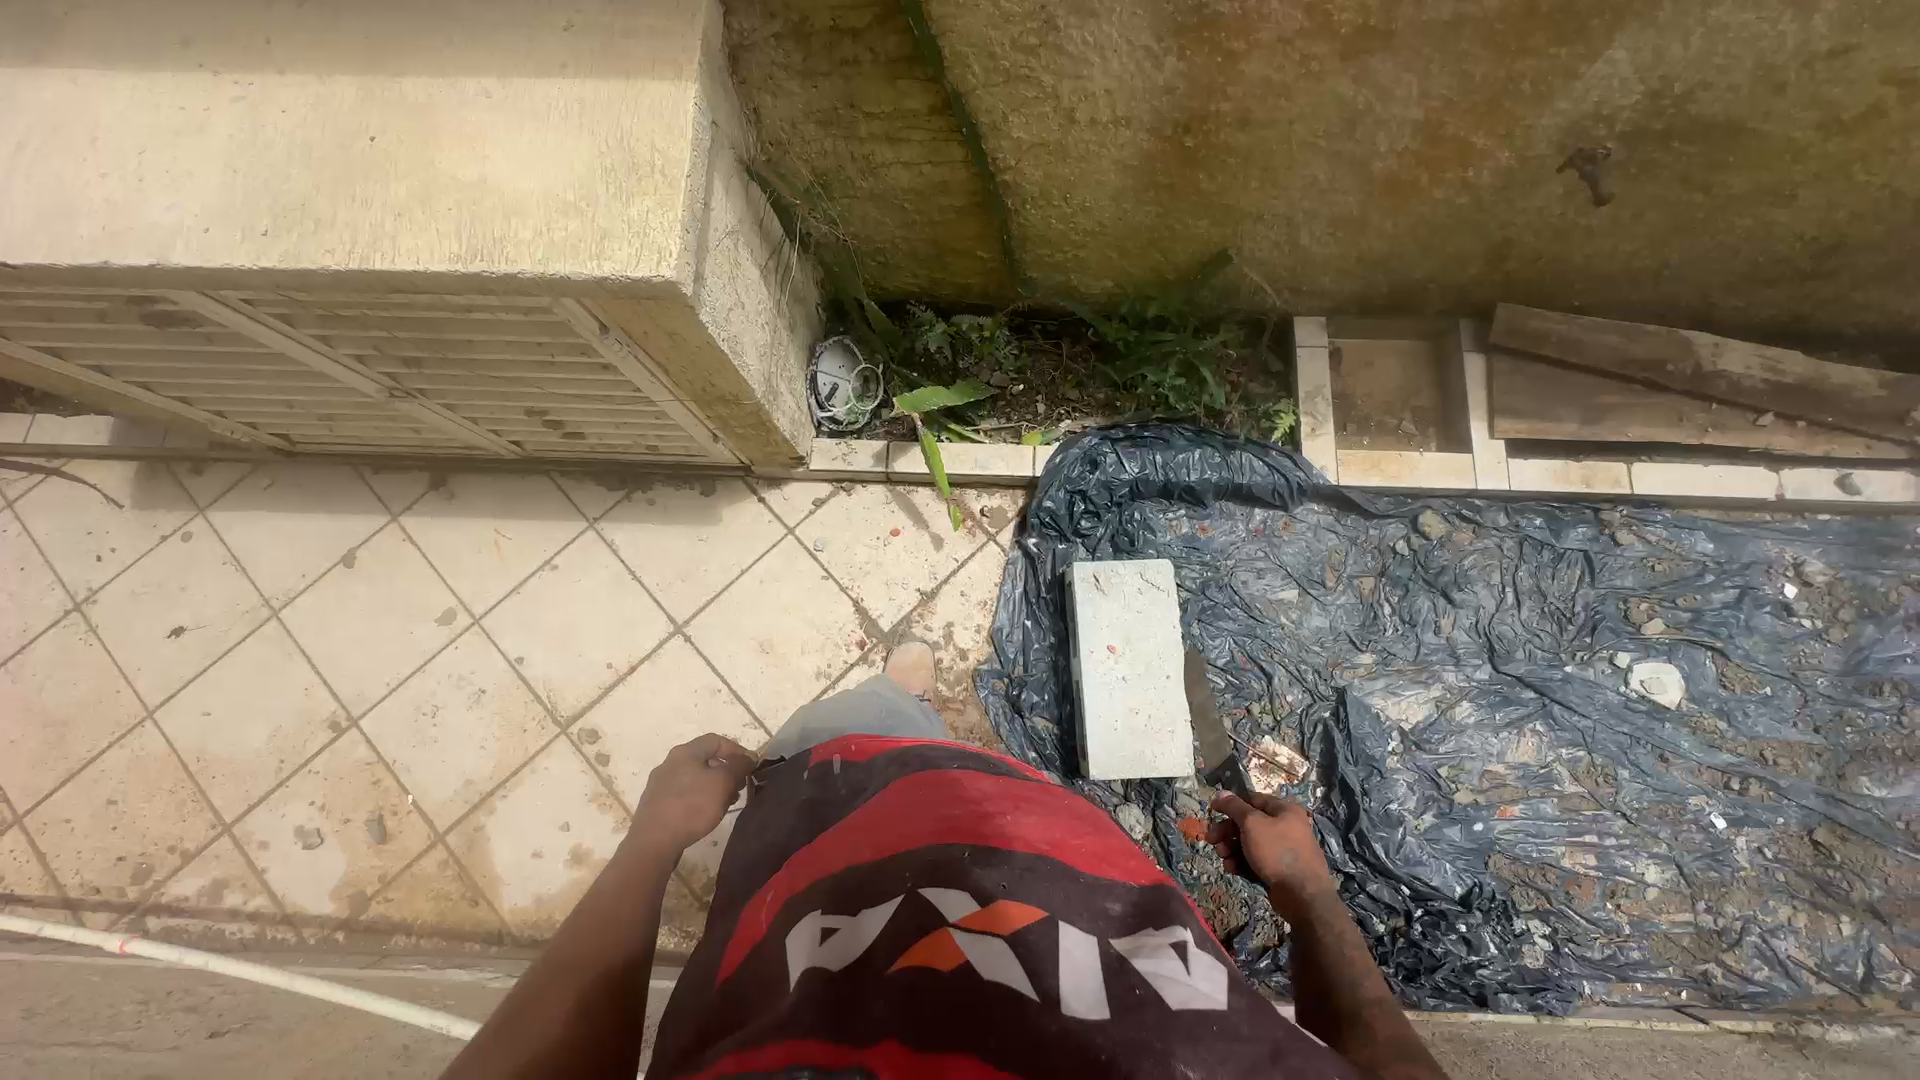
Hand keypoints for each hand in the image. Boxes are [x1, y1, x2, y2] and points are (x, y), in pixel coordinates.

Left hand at [633, 734, 757, 851]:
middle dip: (727, 770)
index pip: (716, 740)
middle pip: (705, 759)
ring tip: (727, 802)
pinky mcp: (656, 804)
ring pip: (695, 778)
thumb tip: (748, 757)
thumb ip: (739, 766)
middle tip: (741, 786)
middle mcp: (670, 763)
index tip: (751, 766)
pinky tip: (707, 813)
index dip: (737, 750)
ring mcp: (660, 785)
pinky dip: (700, 798)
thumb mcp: (723, 782)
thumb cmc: (692, 806)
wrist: (653, 842)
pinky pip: (684, 794)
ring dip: (715, 786)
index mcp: (685, 752)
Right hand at [1208, 791, 1338, 918]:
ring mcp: (1283, 850)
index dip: (1231, 805)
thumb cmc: (1277, 851)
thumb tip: (1221, 793)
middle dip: (1227, 832)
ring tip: (1223, 858)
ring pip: (1250, 843)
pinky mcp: (1279, 869)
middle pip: (1248, 823)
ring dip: (1231, 849)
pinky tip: (1232, 869)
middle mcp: (1286, 827)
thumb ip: (1234, 807)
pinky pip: (1256, 860)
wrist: (1303, 895)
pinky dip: (1242, 862)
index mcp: (1284, 810)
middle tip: (1212, 840)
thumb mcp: (1252, 823)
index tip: (1213, 812)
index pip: (1252, 800)